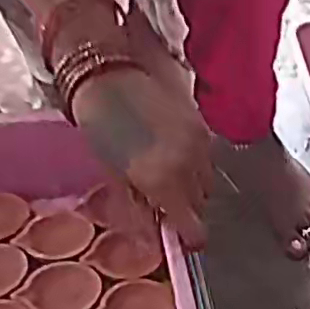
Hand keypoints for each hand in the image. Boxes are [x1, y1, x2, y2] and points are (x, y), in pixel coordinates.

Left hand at [68, 68, 211, 248]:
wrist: (107, 71)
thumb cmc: (101, 125)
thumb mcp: (115, 175)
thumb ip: (140, 209)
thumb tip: (154, 235)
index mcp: (164, 182)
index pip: (195, 228)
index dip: (189, 237)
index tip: (180, 237)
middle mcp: (188, 167)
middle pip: (201, 206)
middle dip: (187, 209)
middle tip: (166, 201)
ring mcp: (199, 146)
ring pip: (207, 184)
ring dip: (193, 187)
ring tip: (170, 175)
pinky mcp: (203, 127)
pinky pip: (207, 161)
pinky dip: (195, 165)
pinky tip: (174, 155)